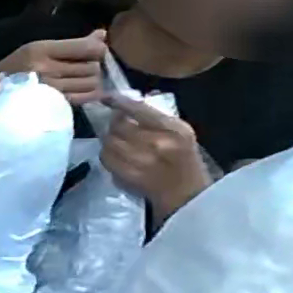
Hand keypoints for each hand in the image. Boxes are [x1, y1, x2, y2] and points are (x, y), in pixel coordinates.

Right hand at [0, 29, 107, 104]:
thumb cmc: (15, 67)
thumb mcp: (38, 48)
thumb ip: (71, 43)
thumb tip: (102, 35)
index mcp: (42, 50)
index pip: (88, 48)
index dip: (97, 49)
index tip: (91, 52)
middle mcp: (47, 69)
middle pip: (93, 66)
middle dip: (93, 66)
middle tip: (82, 67)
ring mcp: (51, 89)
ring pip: (92, 83)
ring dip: (91, 81)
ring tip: (80, 80)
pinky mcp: (54, 105)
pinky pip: (85, 98)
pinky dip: (89, 94)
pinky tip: (80, 91)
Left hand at [99, 95, 211, 222]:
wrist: (186, 194)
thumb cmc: (184, 159)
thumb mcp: (180, 133)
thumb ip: (155, 118)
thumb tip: (125, 104)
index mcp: (174, 129)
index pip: (139, 110)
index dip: (119, 103)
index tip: (107, 98)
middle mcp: (156, 143)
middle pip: (118, 126)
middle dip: (114, 124)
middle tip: (116, 126)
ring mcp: (140, 161)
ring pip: (109, 142)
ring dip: (109, 140)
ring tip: (118, 141)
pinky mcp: (128, 175)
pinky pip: (106, 158)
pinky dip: (107, 154)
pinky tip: (116, 155)